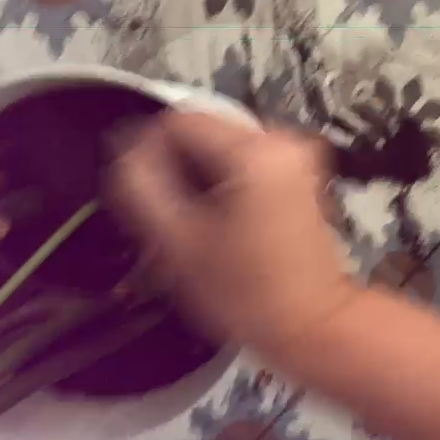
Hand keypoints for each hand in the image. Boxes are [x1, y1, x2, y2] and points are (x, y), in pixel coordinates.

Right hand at [109, 109, 360, 366]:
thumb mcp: (179, 243)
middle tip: (168, 213)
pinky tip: (220, 219)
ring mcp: (299, 154)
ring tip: (193, 221)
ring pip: (224, 145)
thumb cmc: (244, 291)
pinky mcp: (303, 171)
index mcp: (255, 149)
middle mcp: (284, 138)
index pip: (181, 119)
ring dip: (200, 173)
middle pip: (205, 129)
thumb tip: (126, 148)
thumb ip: (143, 187)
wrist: (312, 321)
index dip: (148, 148)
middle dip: (177, 164)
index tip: (140, 190)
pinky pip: (248, 159)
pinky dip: (226, 179)